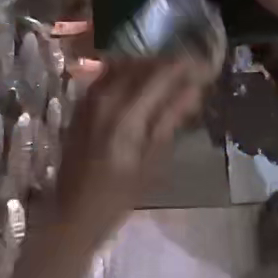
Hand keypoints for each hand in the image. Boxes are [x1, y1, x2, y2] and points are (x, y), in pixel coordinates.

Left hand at [54, 58, 209, 242]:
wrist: (72, 213)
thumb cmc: (118, 196)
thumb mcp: (152, 161)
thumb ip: (170, 119)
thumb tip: (194, 89)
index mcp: (126, 114)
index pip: (161, 74)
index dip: (185, 66)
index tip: (204, 67)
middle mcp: (105, 97)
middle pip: (142, 64)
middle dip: (168, 64)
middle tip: (190, 73)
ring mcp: (89, 97)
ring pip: (124, 65)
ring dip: (148, 67)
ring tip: (169, 79)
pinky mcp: (81, 103)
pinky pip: (108, 74)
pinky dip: (129, 73)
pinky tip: (141, 87)